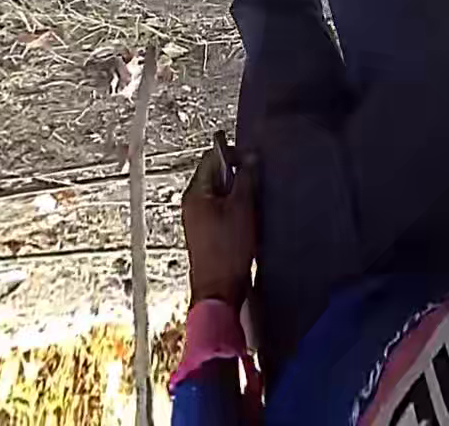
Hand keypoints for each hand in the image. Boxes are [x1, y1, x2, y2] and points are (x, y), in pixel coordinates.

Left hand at [181, 143, 256, 306]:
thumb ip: (246, 178)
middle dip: (237, 176)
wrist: (219, 294)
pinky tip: (248, 222)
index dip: (233, 154)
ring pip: (220, 193)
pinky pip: (221, 210)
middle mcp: (193, 202)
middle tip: (255, 184)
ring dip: (238, 194)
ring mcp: (198, 219)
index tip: (252, 160)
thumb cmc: (227, 251)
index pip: (212, 158)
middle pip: (216, 175)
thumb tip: (250, 156)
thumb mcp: (242, 208)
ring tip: (253, 205)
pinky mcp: (206, 233)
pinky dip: (235, 210)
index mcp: (196, 192)